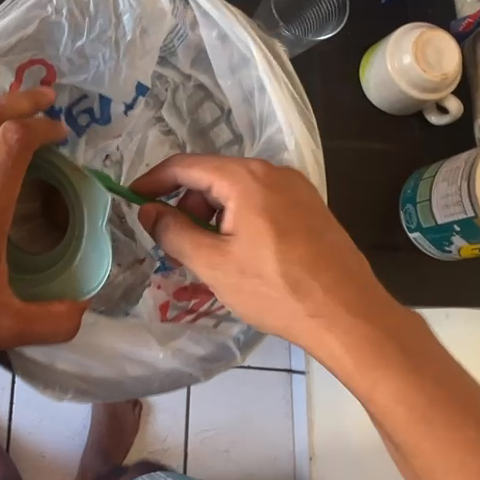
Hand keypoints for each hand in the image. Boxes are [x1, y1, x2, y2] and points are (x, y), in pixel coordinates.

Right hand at [131, 155, 398, 355]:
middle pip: (213, 176)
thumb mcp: (213, 264)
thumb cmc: (275, 289)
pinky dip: (238, 219)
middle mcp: (273, 172)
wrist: (347, 313)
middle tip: (173, 242)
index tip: (131, 200)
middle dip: (185, 204)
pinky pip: (261, 203)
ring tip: (206, 255)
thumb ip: (174, 232)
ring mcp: (296, 189)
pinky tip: (238, 254)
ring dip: (212, 215)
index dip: (153, 181)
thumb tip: (148, 212)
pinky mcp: (310, 209)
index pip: (185, 166)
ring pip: (238, 191)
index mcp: (245, 178)